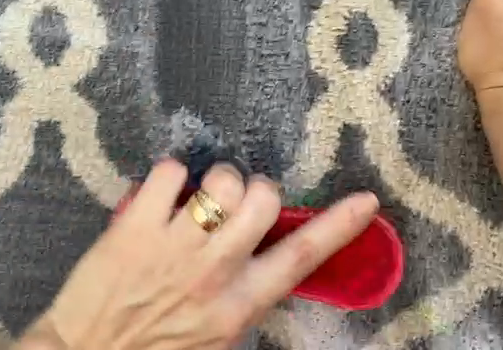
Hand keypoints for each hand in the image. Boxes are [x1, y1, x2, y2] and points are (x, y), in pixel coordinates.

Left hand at [19, 161, 379, 349]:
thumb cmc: (153, 348)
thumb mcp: (213, 335)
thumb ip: (242, 292)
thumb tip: (265, 242)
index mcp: (237, 307)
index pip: (301, 257)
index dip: (338, 225)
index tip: (366, 199)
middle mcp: (213, 273)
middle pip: (265, 198)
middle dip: (256, 189)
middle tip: (234, 203)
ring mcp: (174, 246)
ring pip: (223, 178)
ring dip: (216, 178)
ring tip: (196, 199)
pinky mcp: (135, 225)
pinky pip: (170, 170)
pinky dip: (168, 174)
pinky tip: (158, 198)